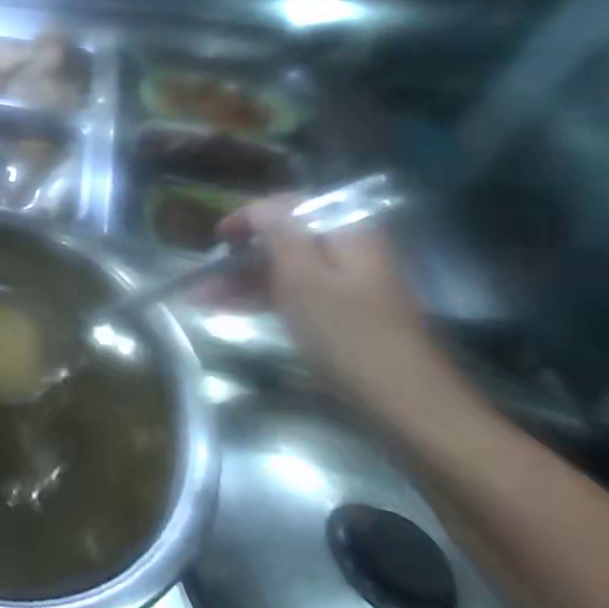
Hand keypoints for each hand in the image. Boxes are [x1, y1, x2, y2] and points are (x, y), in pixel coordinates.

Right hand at [219, 197, 462, 418]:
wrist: (406, 401)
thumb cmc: (347, 332)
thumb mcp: (304, 277)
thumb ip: (279, 234)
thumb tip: (259, 207)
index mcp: (346, 233)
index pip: (289, 206)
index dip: (249, 216)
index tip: (218, 237)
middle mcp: (347, 251)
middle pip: (284, 238)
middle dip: (241, 254)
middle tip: (205, 274)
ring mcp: (346, 284)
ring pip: (284, 269)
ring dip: (242, 279)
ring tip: (201, 297)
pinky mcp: (341, 313)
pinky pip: (293, 293)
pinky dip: (261, 297)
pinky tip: (227, 308)